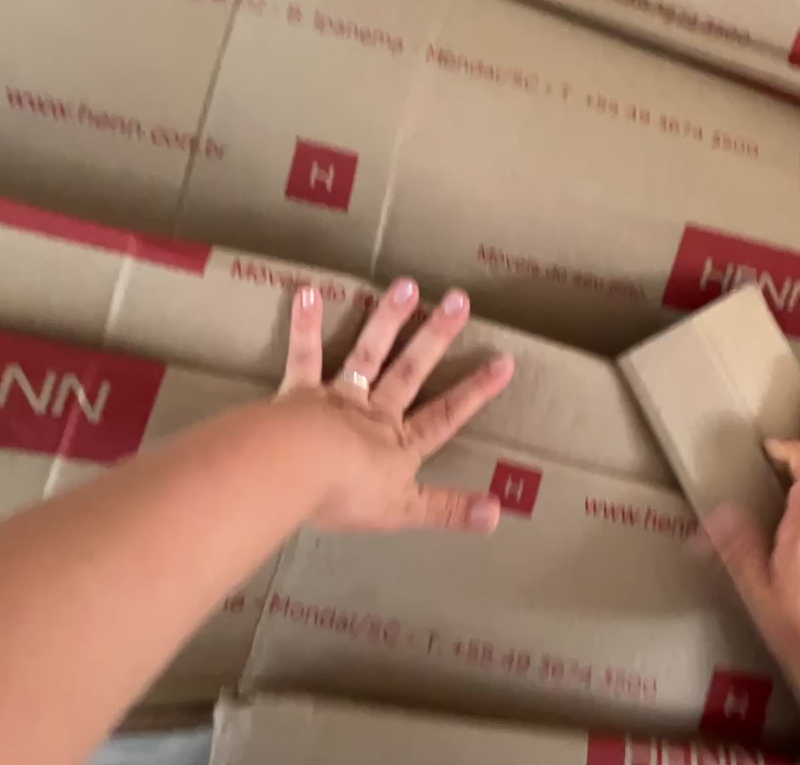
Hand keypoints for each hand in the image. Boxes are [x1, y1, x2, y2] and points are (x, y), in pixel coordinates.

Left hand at [271, 278, 514, 533]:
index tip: (505, 360)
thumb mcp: (403, 511)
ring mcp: (339, 398)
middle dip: (437, 335)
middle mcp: (376, 412)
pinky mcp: (300, 393)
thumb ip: (449, 510)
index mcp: (400, 443)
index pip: (447, 415)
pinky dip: (306, 325)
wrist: (294, 470)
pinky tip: (307, 293)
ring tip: (406, 283)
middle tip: (460, 299)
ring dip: (388, 319)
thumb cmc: (347, 494)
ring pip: (369, 353)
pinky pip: (305, 356)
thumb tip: (498, 515)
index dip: (477, 390)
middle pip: (413, 370)